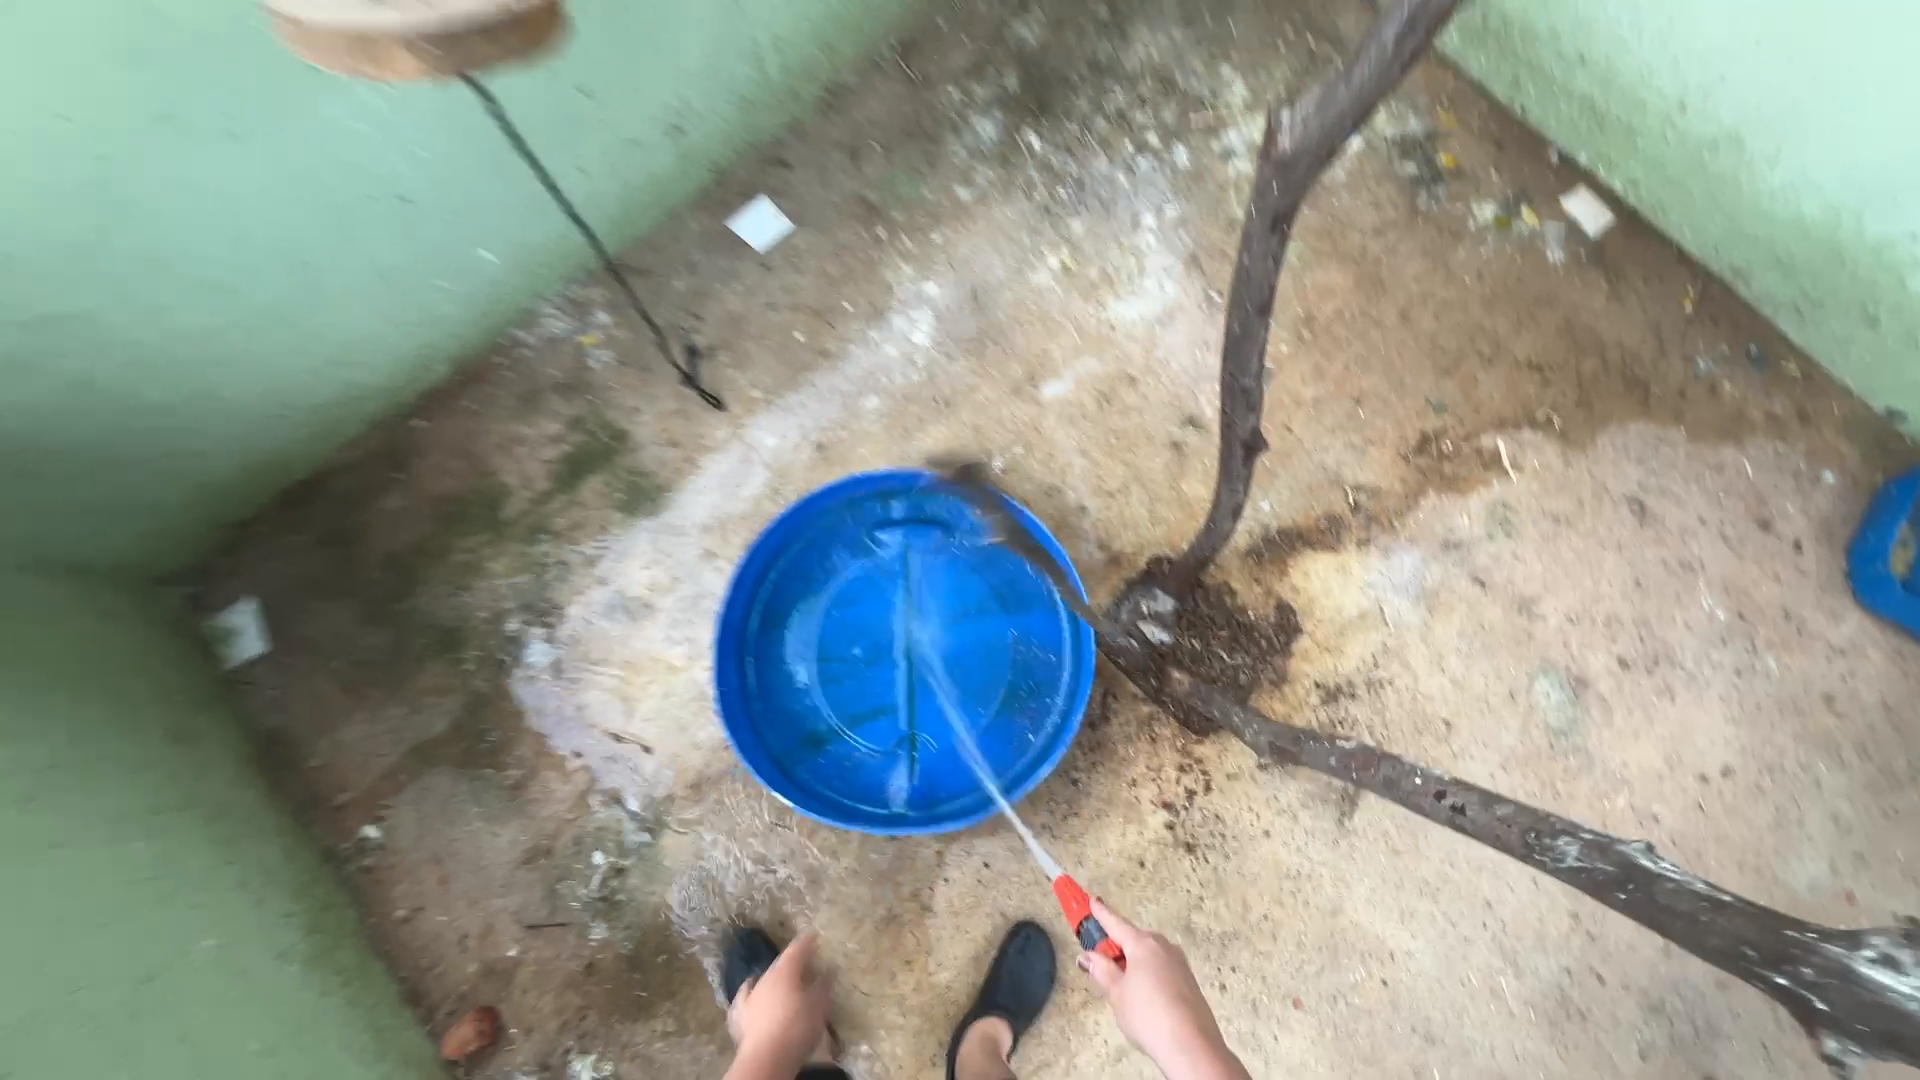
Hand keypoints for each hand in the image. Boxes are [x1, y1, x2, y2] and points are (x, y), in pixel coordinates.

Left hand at [725, 931, 834, 1079]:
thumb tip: (830, 969)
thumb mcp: (818, 1007)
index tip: (813, 935)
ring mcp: (749, 996)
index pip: (796, 949)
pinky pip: (744, 998)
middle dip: (791, 961)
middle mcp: (765, 978)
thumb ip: (823, 986)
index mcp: (785, 972)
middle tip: (803, 961)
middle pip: (779, 964)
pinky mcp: (738, 1016)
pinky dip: (749, 993)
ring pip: (762, 979)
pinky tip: (750, 992)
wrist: (766, 1058)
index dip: (806, 941)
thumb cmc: (796, 1029)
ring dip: (772, 978)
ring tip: (780, 979)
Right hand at [1079, 900, 1248, 1079]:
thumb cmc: (1148, 1016)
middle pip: (1134, 939)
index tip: (1092, 901)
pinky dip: (1148, 973)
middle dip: (1117, 947)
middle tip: (1102, 963)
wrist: (1192, 1047)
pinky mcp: (1189, 980)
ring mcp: (1179, 962)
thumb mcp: (1117, 994)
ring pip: (1148, 955)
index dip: (1102, 914)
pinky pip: (1161, 968)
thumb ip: (1101, 970)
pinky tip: (1145, 997)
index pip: (1116, 923)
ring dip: (1133, 962)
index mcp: (1142, 944)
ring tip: (1123, 987)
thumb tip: (1088, 955)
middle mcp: (1163, 946)